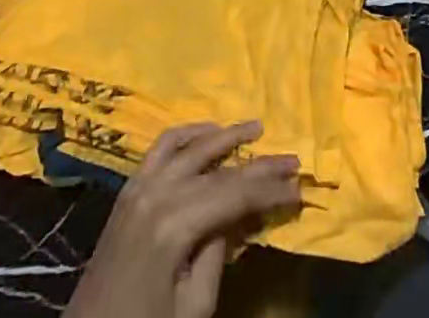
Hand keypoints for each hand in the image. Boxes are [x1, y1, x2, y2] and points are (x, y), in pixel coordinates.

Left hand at [65, 122, 300, 317]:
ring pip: (190, 146)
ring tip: (255, 129)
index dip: (270, 192)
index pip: (235, 196)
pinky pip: (160, 148)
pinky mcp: (129, 189)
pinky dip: (187, 134)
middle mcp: (157, 194)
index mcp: (174, 226)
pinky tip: (207, 132)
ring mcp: (139, 186)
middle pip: (219, 170)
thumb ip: (219, 253)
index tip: (299, 188)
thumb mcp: (193, 305)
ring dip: (225, 135)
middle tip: (292, 159)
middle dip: (259, 165)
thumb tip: (240, 214)